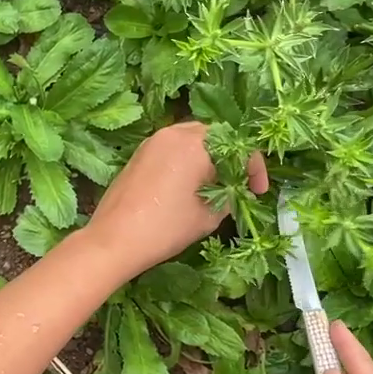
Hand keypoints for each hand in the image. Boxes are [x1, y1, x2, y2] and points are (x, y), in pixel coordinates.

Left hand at [83, 122, 267, 275]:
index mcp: (196, 144)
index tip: (258, 192)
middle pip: (215, 137)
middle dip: (232, 159)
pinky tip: (190, 185)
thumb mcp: (209, 216)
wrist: (113, 240)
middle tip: (239, 184)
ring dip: (209, 158)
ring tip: (216, 185)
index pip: (238, 147)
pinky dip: (188, 161)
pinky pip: (173, 148)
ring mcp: (153, 142)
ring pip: (192, 140)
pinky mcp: (139, 154)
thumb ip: (228, 196)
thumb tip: (233, 190)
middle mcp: (174, 133)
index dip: (255, 168)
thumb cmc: (165, 228)